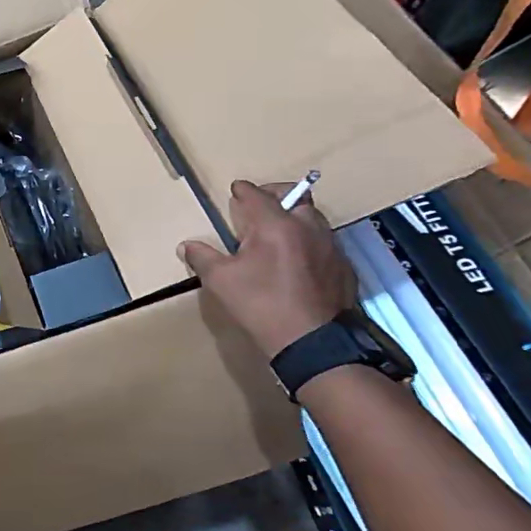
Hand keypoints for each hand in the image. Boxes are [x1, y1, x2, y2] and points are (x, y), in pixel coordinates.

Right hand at [180, 180, 355, 356]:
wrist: (311, 341)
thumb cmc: (261, 305)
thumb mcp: (222, 281)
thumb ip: (203, 258)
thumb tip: (186, 246)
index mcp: (276, 225)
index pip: (257, 195)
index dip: (243, 190)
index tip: (236, 189)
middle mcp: (308, 227)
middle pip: (295, 197)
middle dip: (276, 196)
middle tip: (260, 207)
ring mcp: (331, 246)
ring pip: (314, 219)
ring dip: (296, 218)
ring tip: (279, 234)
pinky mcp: (344, 267)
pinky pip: (326, 243)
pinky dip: (310, 243)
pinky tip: (299, 261)